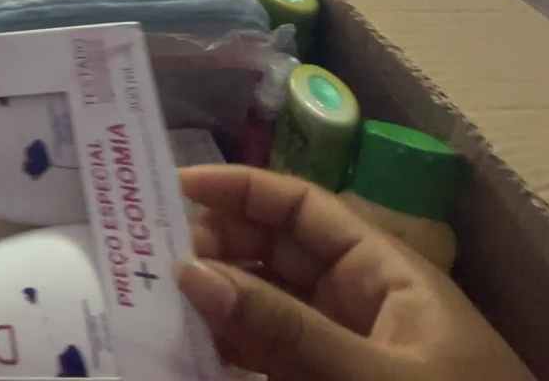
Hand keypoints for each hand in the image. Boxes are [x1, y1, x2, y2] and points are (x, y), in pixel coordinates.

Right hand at [177, 164, 534, 380]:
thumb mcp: (374, 380)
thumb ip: (283, 328)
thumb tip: (189, 272)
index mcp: (385, 274)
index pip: (301, 205)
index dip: (241, 187)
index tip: (178, 187)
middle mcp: (358, 299)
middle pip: (273, 247)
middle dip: (218, 243)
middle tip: (163, 256)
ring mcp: (341, 348)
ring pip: (263, 299)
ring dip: (216, 297)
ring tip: (165, 302)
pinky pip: (265, 350)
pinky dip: (228, 345)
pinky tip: (193, 349)